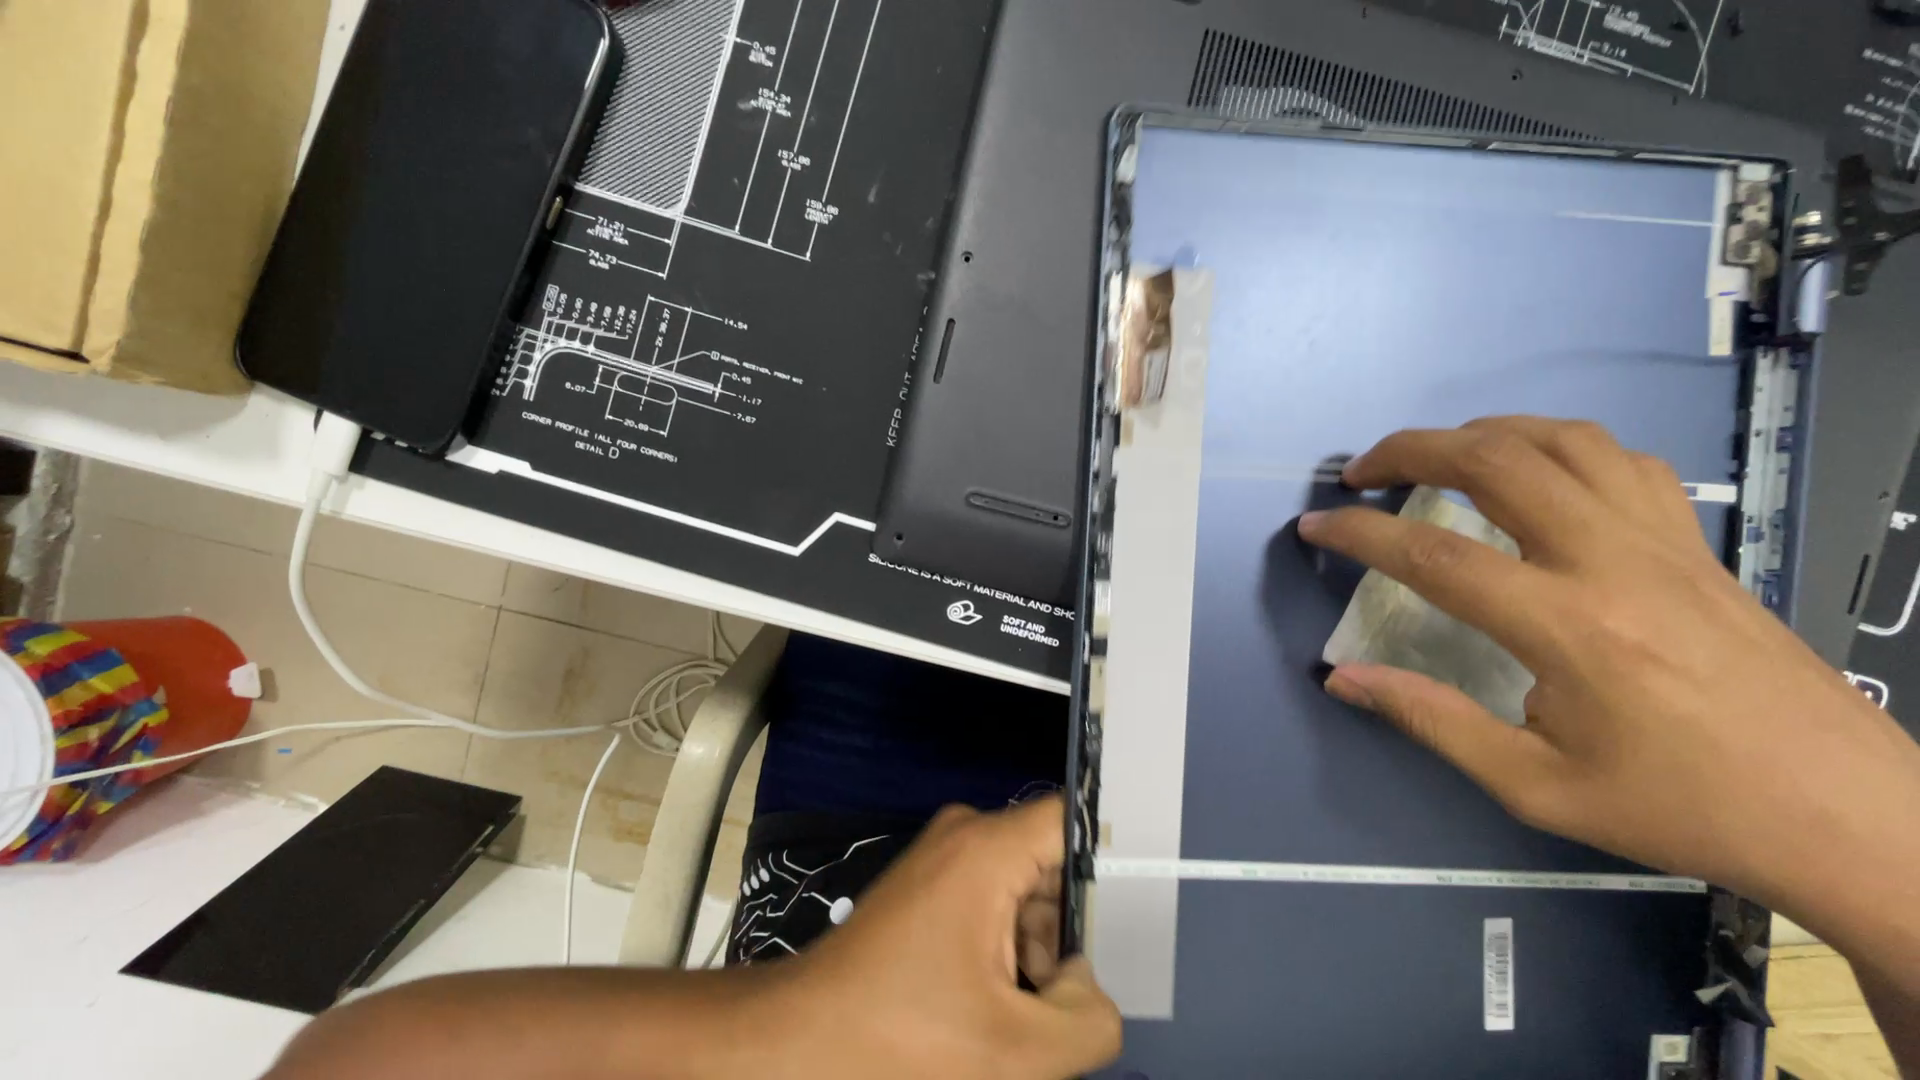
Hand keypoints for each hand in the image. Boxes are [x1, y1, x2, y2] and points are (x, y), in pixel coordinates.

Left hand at [765, 796, 1121, 1079]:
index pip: (1075, 821)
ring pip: (1025, 895)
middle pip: (1053, 869)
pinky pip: (993, 906)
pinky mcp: (928, 888)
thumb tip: (1091, 988)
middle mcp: (966, 836)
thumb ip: (1090, 1019)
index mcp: (988, 849)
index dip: (1114, 862)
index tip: (1138, 914)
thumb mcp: (1016, 1050)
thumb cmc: (900, 1039)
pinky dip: (1004, 953)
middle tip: (1052, 997)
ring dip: (1034, 955)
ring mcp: (943, 861)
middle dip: (1066, 935)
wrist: (797, 1043)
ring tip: (1009, 1013)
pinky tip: (987, 1004)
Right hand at [1296, 417, 1919, 945]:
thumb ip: (1432, 721)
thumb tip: (1342, 678)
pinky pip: (1624, 462)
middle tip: (1361, 471)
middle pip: (1498, 463)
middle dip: (1412, 449)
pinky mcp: (1698, 545)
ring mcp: (1664, 543)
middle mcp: (1613, 562)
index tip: (1315, 524)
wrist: (1850, 816)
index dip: (1361, 533)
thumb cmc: (1682, 808)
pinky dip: (1561, 448)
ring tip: (1436, 456)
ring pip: (1565, 441)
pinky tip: (1535, 475)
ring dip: (1484, 433)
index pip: (1436, 554)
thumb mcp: (1537, 787)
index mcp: (1569, 628)